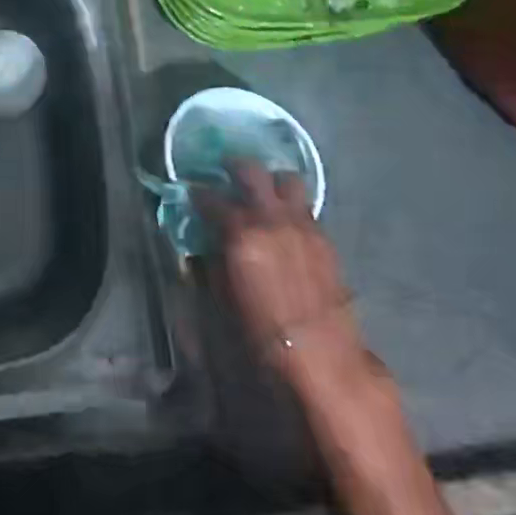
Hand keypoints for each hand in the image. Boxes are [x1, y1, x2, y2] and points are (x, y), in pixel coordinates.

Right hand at [200, 159, 361, 370]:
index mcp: (241, 232)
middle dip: (235, 166)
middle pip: (252, 171)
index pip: (212, 199)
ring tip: (263, 188)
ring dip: (272, 179)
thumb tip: (209, 237)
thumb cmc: (261, 326)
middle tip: (227, 169)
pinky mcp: (322, 234)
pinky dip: (291, 204)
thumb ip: (215, 255)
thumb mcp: (224, 291)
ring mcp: (301, 222)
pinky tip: (284, 217)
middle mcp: (271, 218)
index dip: (199, 194)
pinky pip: (304, 205)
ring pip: (287, 179)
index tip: (193, 192)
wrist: (319, 348)